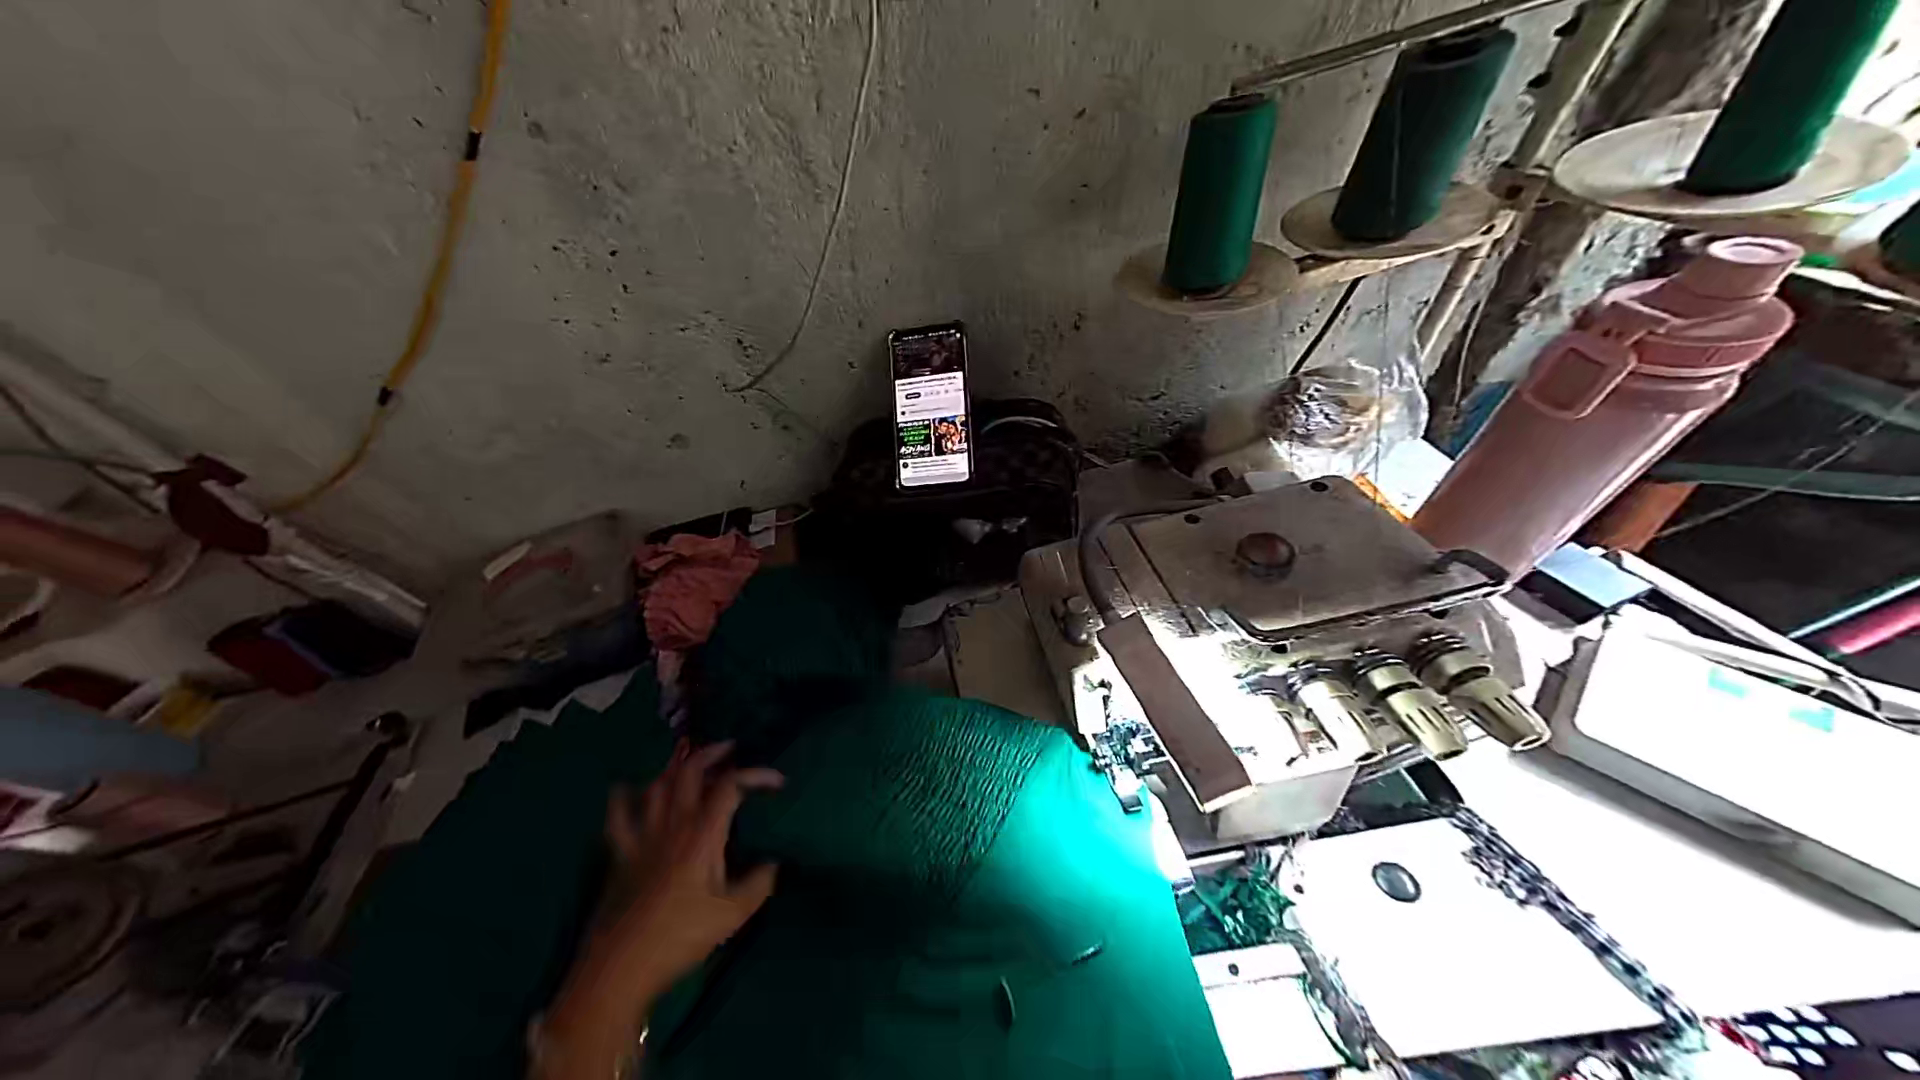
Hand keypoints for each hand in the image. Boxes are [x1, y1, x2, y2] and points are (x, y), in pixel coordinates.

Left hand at [538, 741, 779, 1079]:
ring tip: (691, 764)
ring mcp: (642, 837)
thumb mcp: (731, 916)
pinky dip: (623, 798)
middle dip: (712, 754)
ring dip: (676, 768)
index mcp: (702, 836)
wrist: (619, 970)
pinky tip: (627, 788)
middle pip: (689, 772)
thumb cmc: (679, 938)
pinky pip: (618, 818)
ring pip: (657, 787)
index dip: (756, 775)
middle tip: (730, 749)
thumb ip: (758, 884)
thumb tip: (774, 863)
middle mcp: (672, 825)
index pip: (731, 787)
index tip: (778, 780)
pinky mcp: (620, 855)